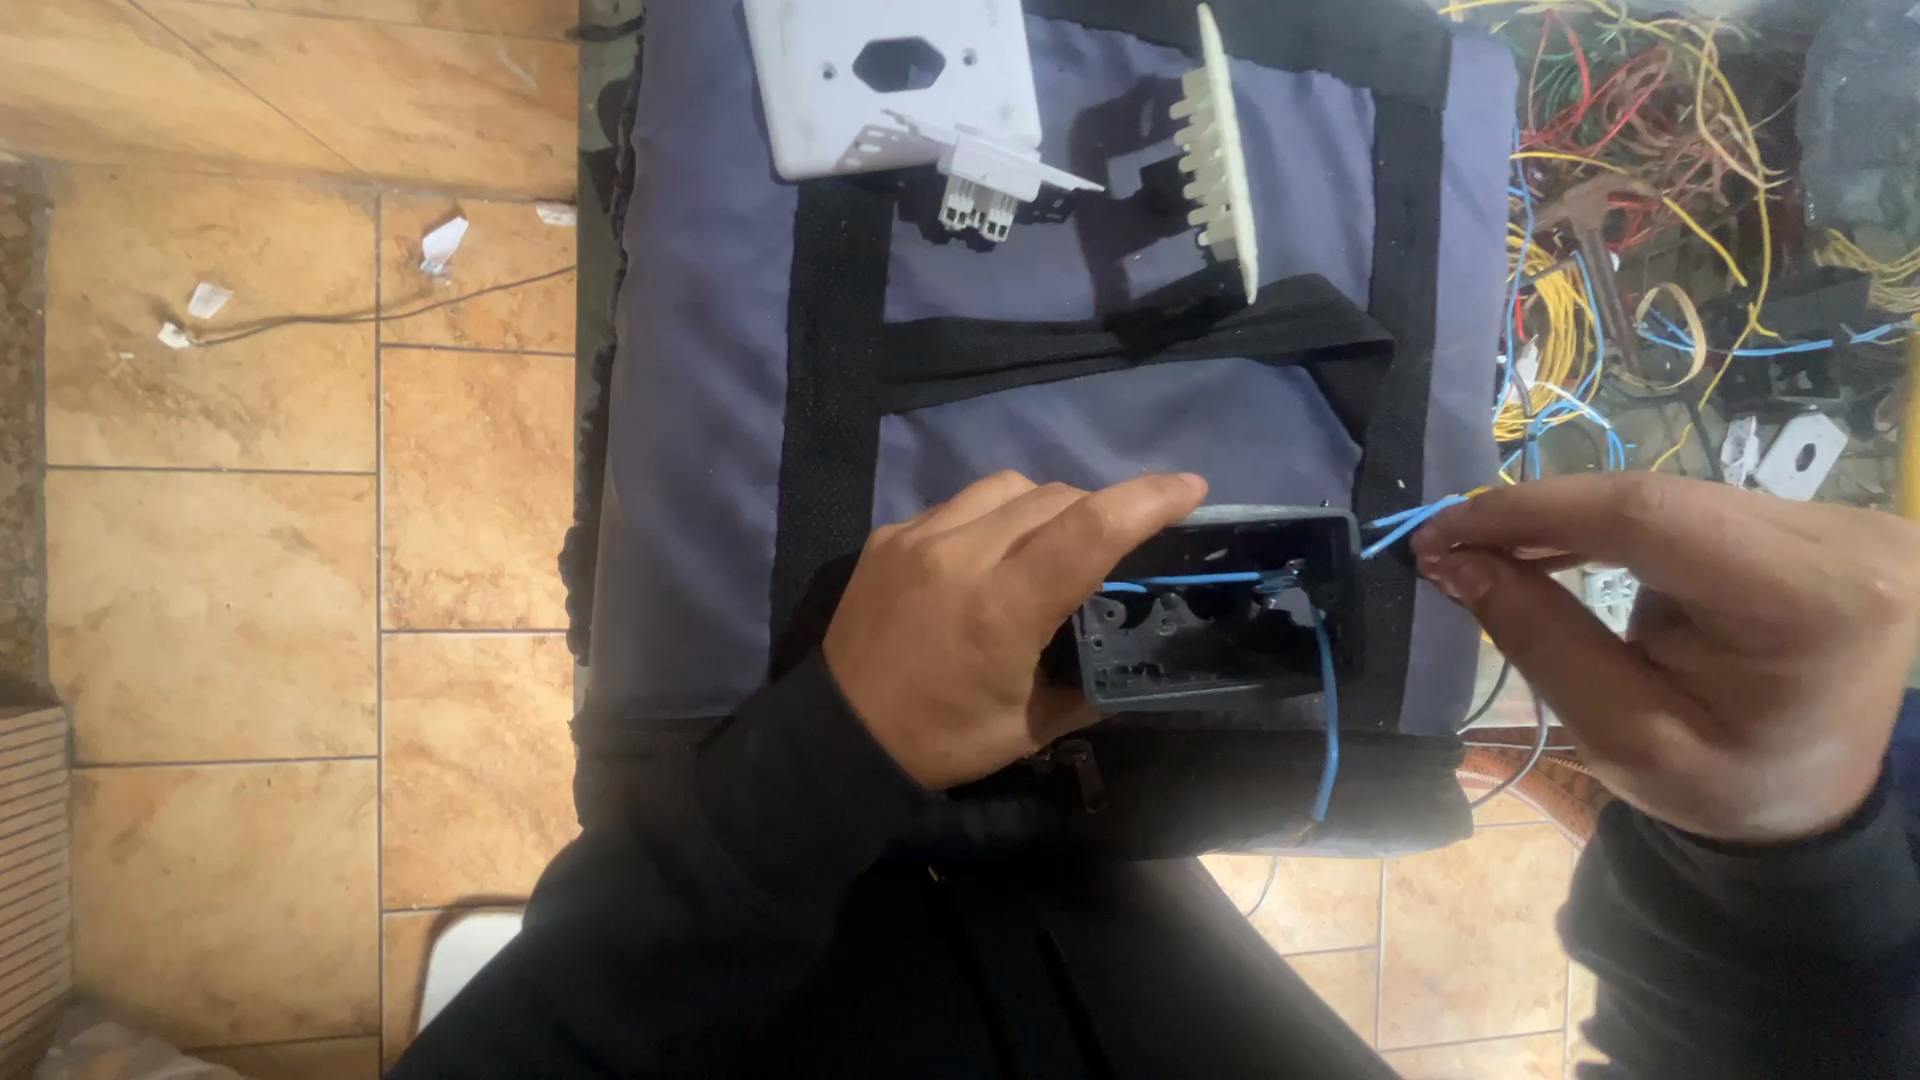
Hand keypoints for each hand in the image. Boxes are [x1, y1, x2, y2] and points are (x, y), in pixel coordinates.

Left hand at [823, 470, 1208, 789]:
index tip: (1190, 488)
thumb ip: (1087, 687)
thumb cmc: (940, 739)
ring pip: (1006, 486)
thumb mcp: (1028, 728)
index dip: (1147, 500)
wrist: (838, 735)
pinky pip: (958, 503)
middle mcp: (961, 554)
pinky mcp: (889, 535)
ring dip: (1044, 504)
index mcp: (1003, 607)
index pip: (1089, 530)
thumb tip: (1123, 659)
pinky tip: (985, 553)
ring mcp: (918, 536)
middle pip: (1054, 497)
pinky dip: (990, 516)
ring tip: (1047, 541)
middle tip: (1112, 541)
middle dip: (1098, 508)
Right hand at [1412, 472, 1919, 843]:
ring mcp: (1829, 525)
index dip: (1524, 512)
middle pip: (1646, 499)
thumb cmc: (1717, 784)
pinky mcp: (1801, 527)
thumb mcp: (1615, 729)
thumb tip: (1454, 560)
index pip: (1643, 517)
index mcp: (1813, 599)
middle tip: (1443, 544)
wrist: (1804, 799)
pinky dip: (1590, 524)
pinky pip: (1669, 508)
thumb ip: (1536, 635)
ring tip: (1478, 547)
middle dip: (1528, 515)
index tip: (1437, 534)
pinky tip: (1538, 544)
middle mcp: (1843, 541)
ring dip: (1552, 518)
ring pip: (1651, 496)